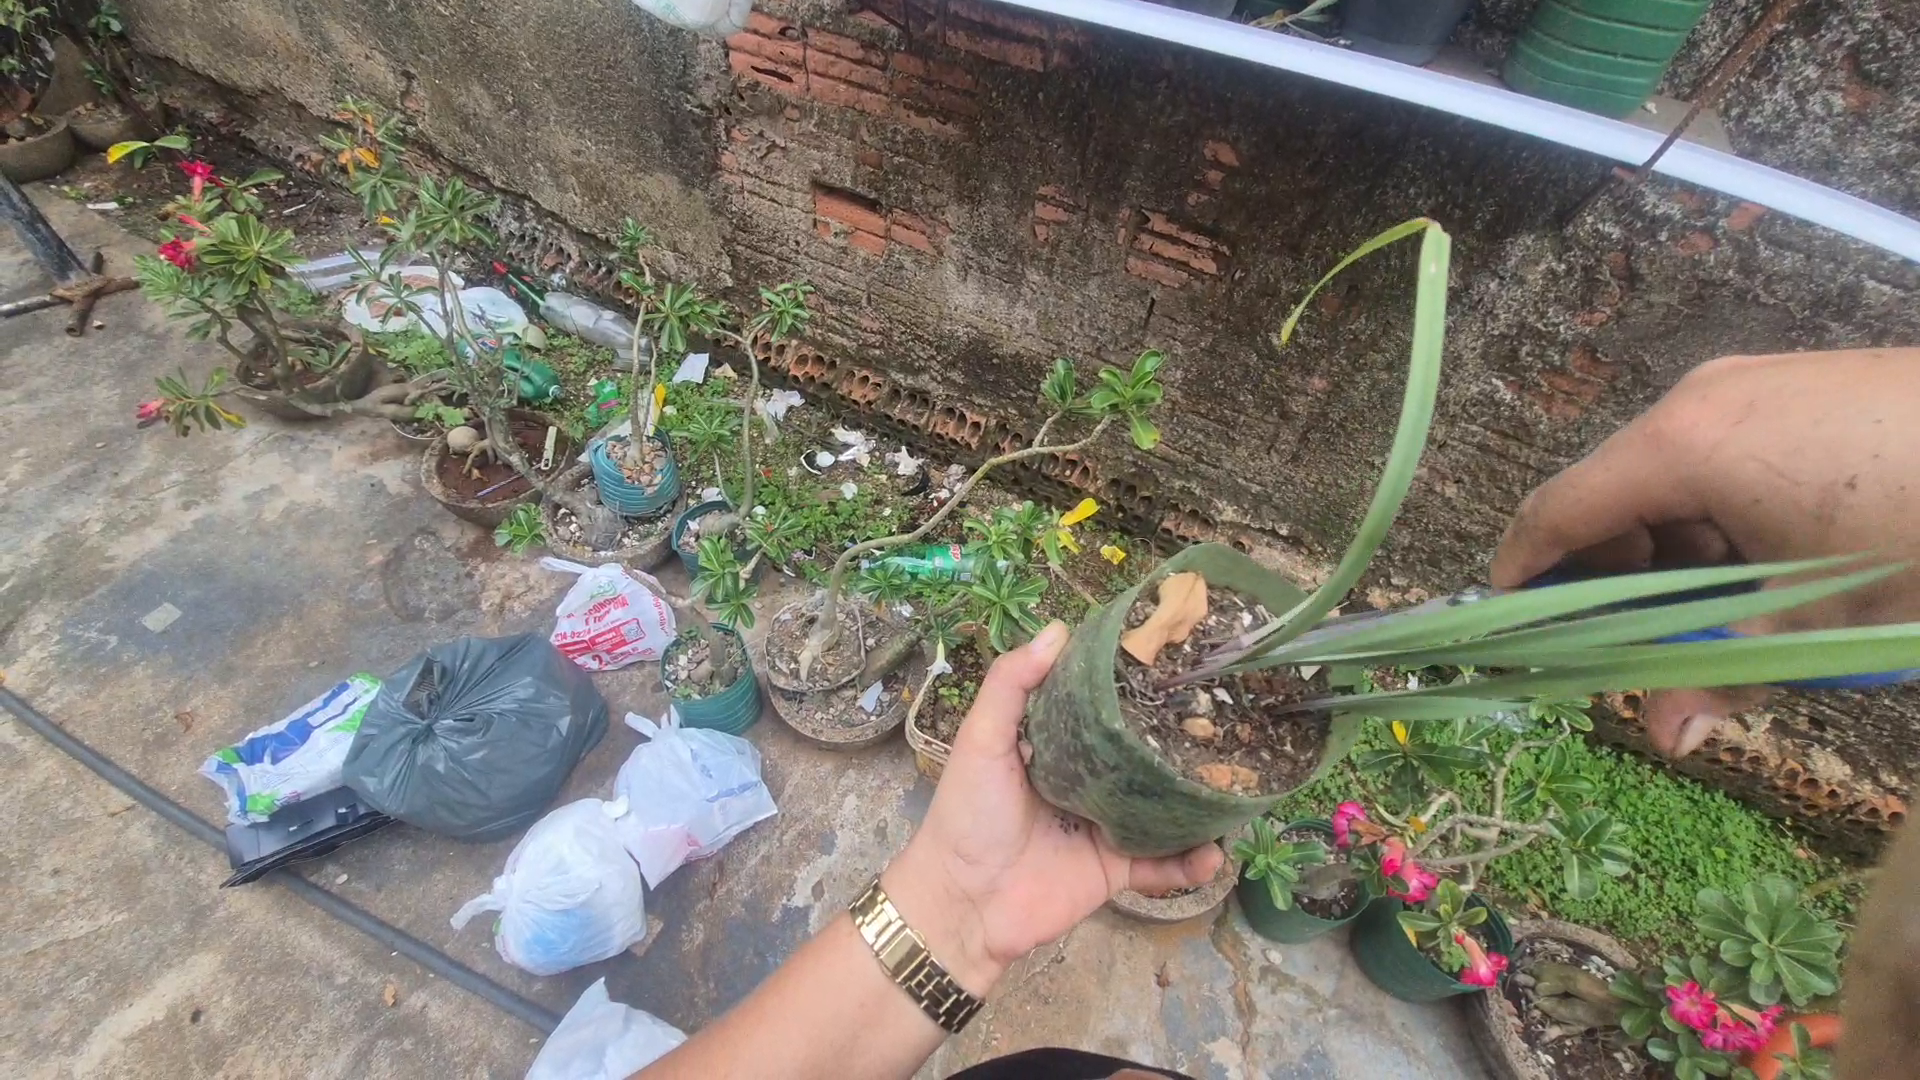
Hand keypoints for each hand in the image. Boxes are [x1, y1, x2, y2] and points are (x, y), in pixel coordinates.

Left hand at [883, 622, 1223, 994]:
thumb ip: (1011, 684)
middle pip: (1137, 753)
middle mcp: (1084, 778)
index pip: (1098, 704)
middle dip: (1173, 739)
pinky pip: (1162, 865)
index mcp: (1054, 744)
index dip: (1127, 682)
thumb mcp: (982, 738)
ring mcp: (1103, 823)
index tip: (1168, 656)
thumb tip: (1059, 628)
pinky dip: (1191, 862)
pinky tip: (1216, 850)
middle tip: (1219, 716)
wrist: (966, 903)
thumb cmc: (968, 811)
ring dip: (1194, 799)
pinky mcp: (1114, 868)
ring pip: (1160, 807)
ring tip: (1234, 781)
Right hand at [1490, 348, 1919, 757]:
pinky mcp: (1798, 384)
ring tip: (1709, 600)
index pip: (1553, 513)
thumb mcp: (1826, 620)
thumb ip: (1720, 674)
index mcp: (1679, 445)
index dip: (1519, 570)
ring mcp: (1749, 386)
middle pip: (1601, 496)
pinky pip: (1711, 455)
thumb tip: (1665, 741)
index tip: (1507, 619)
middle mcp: (1693, 403)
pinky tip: (1759, 552)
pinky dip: (1708, 513)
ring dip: (1659, 545)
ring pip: (1656, 477)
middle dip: (1598, 569)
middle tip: (1622, 632)